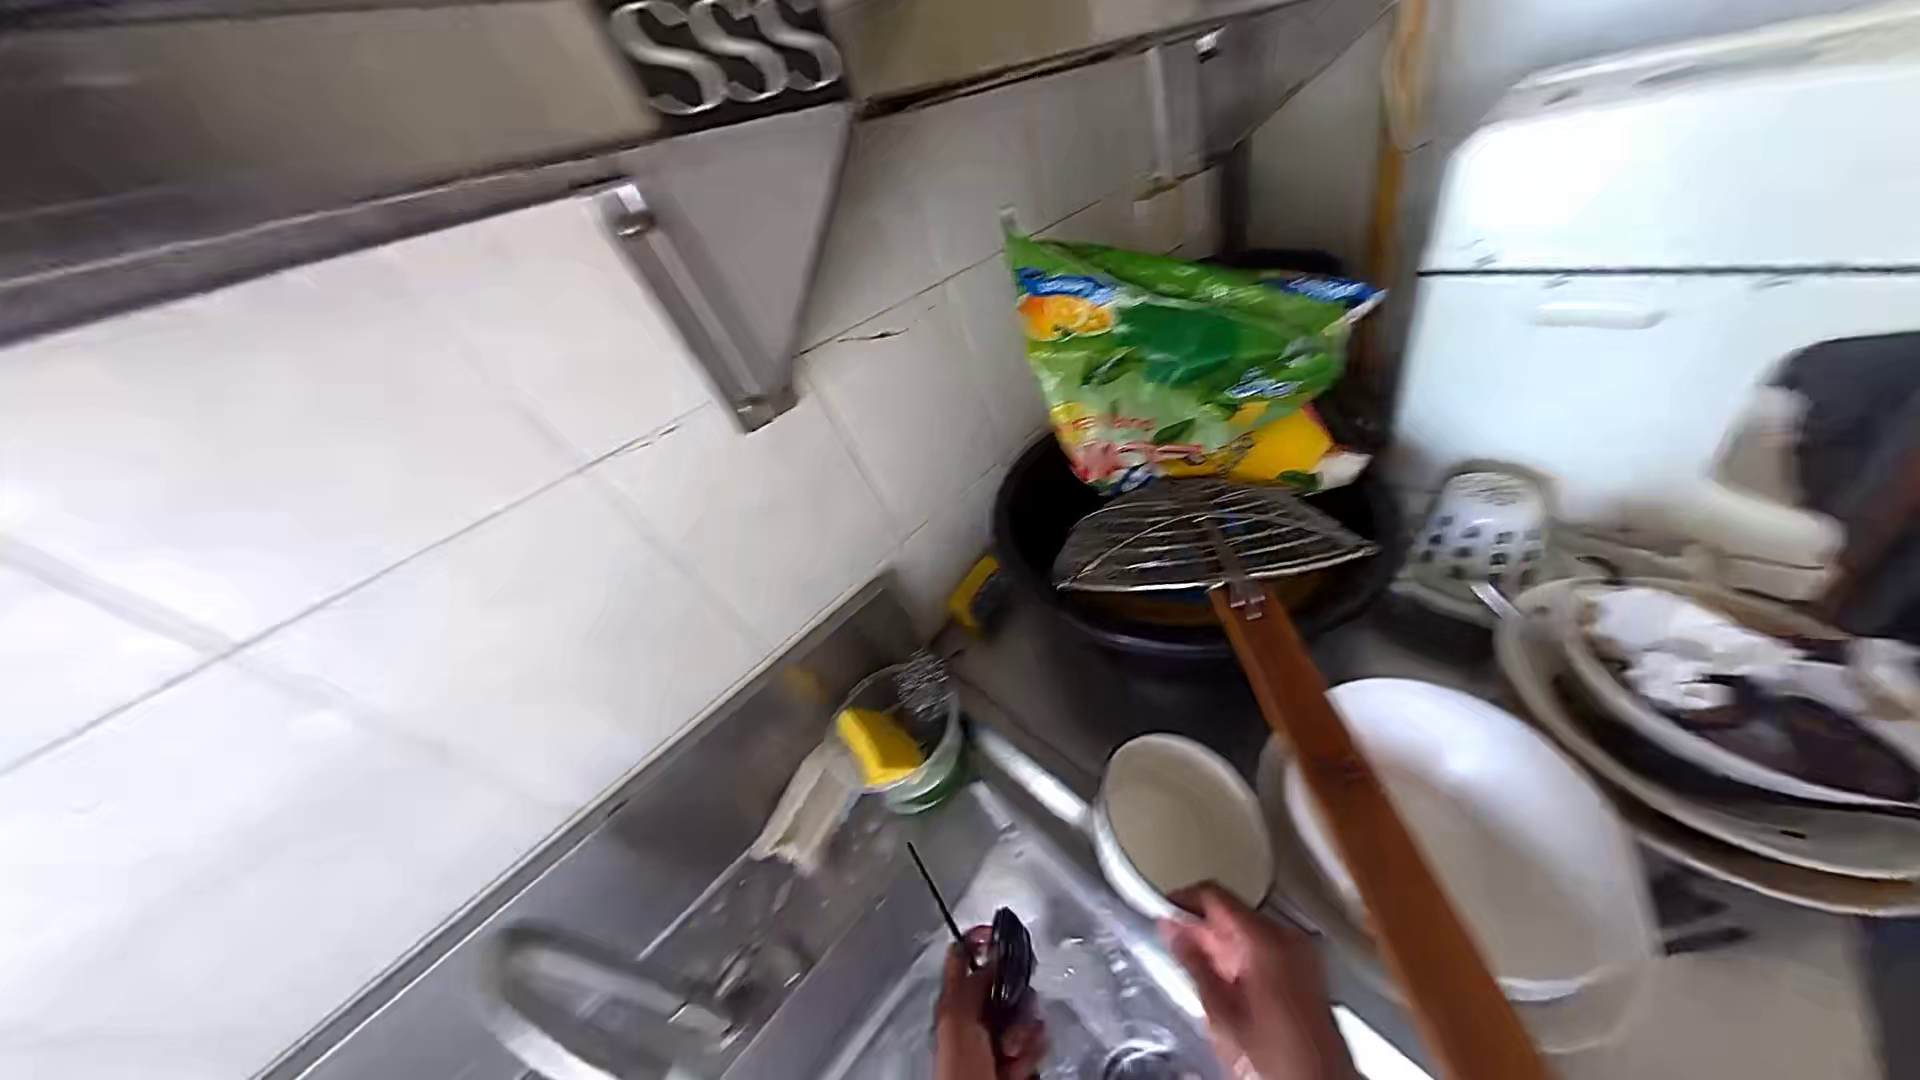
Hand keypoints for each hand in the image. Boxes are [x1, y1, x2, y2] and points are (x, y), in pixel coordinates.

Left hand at [934, 928, 1046, 1079]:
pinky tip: (1020, 1068)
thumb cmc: (959, 1074)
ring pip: (1025, 1011)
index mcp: (955, 999)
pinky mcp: (1016, 1060)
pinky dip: (1032, 1053)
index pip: (963, 955)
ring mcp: (996, 1038)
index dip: (978, 938)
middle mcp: (976, 1014)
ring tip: (1012, 1057)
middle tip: (1009, 1025)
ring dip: (1025, 1033)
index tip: (996, 931)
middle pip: (1007, 981)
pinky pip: (1036, 1041)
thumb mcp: (960, 1021)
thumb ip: (973, 983)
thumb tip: (992, 951)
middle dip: (1017, 999)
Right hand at [1160, 883, 1356, 1079]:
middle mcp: (1287, 938)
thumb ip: (1193, 962)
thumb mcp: (1221, 1014)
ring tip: (1200, 970)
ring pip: (1247, 929)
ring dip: (1221, 943)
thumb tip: (1171, 929)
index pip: (1214, 895)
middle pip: (1231, 911)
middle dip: (1201, 927)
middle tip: (1176, 943)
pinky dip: (1243, 955)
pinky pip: (1266, 946)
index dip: (1182, 899)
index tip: (1161, 908)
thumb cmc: (1276, 1063)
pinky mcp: (1310, 973)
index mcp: (1264, 940)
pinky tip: (1230, 983)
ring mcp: (1303, 954)